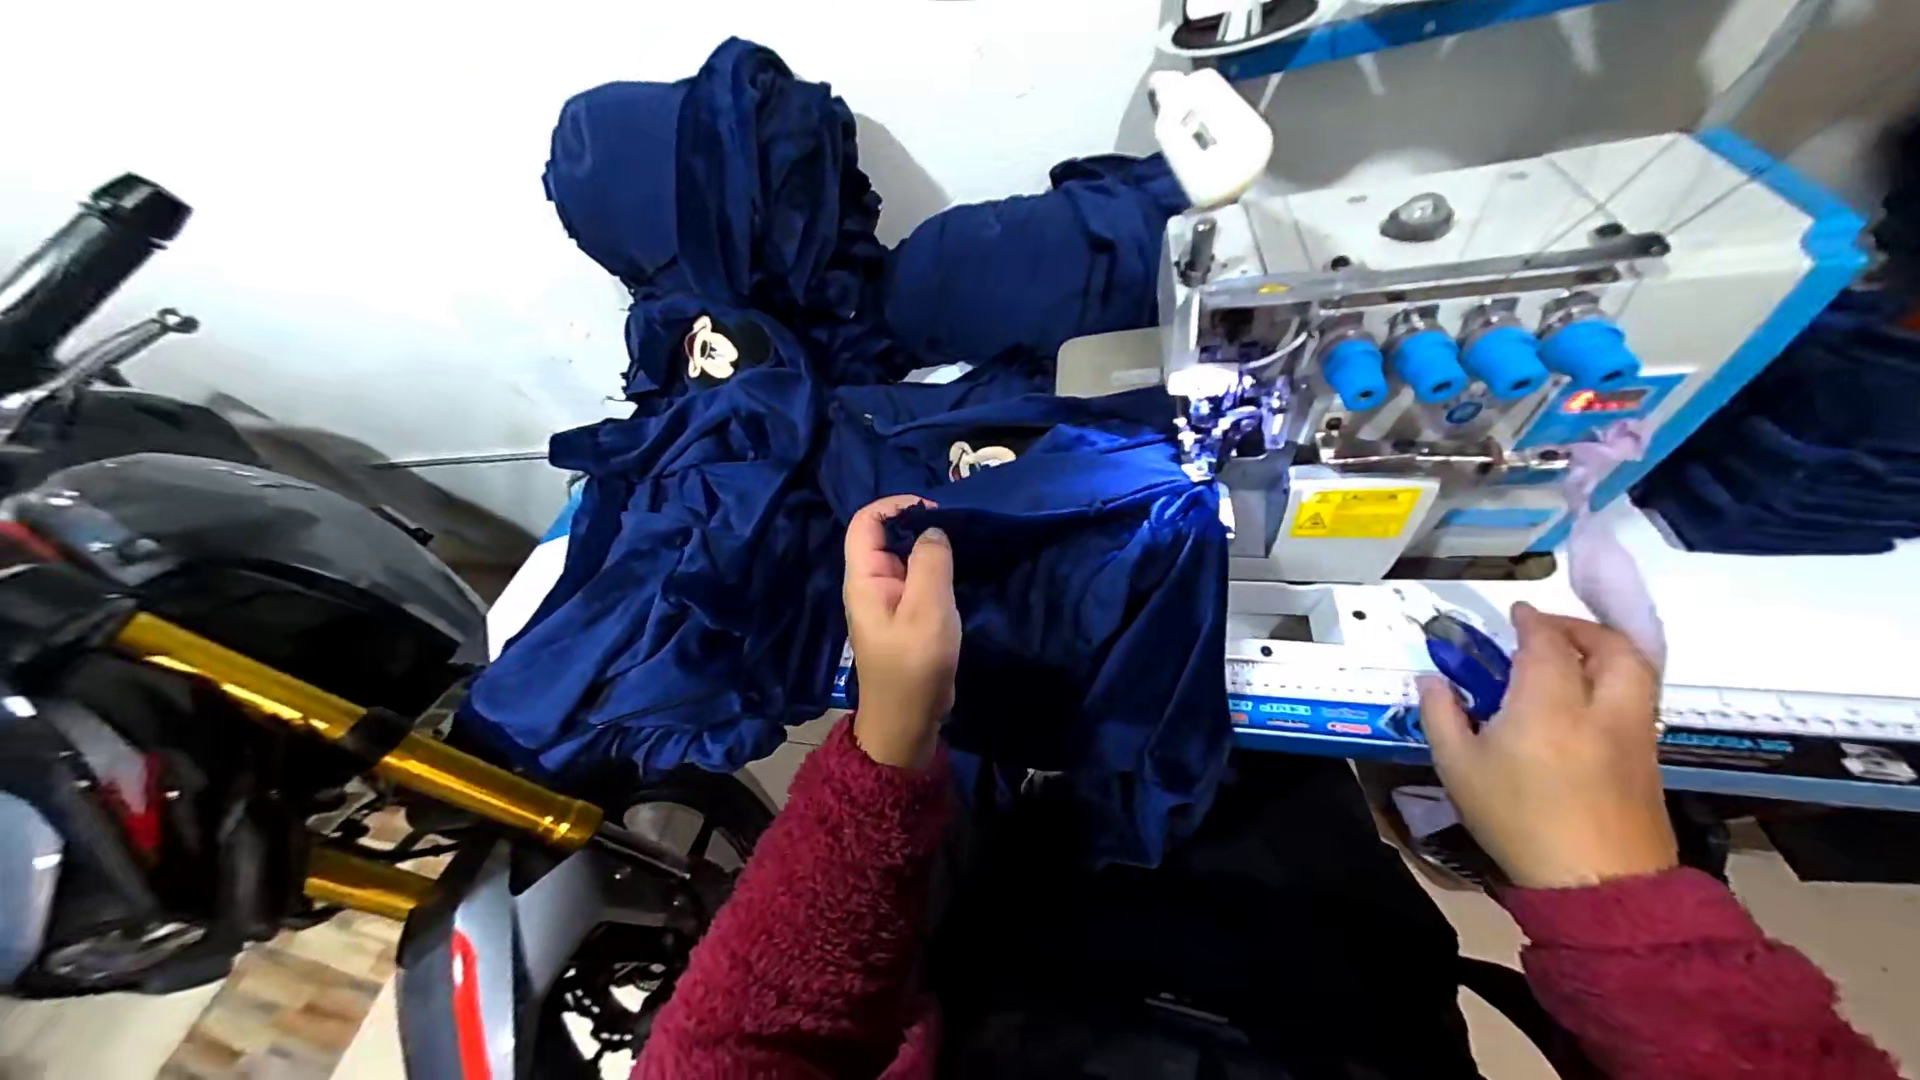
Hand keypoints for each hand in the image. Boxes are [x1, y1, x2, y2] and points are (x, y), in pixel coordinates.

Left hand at [842, 496, 960, 768]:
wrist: (908, 720)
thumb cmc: (915, 665)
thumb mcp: (928, 609)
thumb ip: (930, 562)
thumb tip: (933, 529)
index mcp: (864, 578)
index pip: (866, 522)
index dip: (895, 505)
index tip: (934, 509)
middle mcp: (870, 583)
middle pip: (884, 535)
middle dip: (916, 522)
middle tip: (955, 527)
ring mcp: (887, 600)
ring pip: (902, 557)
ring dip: (927, 546)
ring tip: (961, 544)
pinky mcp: (903, 615)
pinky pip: (915, 578)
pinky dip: (933, 568)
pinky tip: (956, 570)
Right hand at [1420, 602, 1676, 888]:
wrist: (1597, 884)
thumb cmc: (1515, 818)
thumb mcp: (1457, 765)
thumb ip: (1441, 714)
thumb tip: (1432, 681)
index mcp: (1548, 708)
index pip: (1547, 646)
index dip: (1533, 622)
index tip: (1517, 612)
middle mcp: (1601, 711)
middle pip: (1616, 649)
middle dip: (1583, 628)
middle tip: (1549, 627)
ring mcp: (1633, 734)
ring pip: (1639, 672)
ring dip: (1606, 650)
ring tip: (1570, 654)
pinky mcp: (1647, 758)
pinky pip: (1638, 698)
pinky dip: (1615, 678)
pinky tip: (1582, 694)